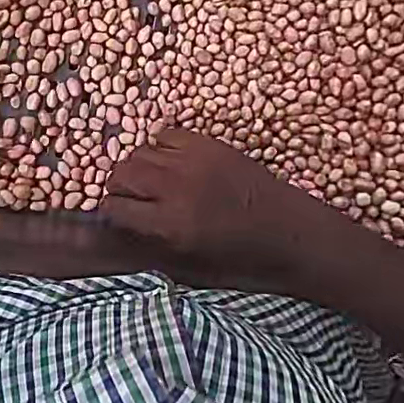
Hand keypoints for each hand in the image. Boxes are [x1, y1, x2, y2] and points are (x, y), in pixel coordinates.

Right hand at [103, 128, 342, 289]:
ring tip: (150, 181)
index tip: (117, 216)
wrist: (292, 233)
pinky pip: (165, 135)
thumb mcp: (191, 267)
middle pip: (121, 174)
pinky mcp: (208, 144)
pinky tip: (171, 163)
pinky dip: (161, 149)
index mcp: (171, 225)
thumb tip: (117, 230)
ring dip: (137, 167)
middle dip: (118, 187)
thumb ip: (150, 246)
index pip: (116, 208)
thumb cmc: (242, 260)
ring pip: (139, 152)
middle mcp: (176, 190)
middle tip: (130, 197)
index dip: (111, 213)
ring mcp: (192, 162)